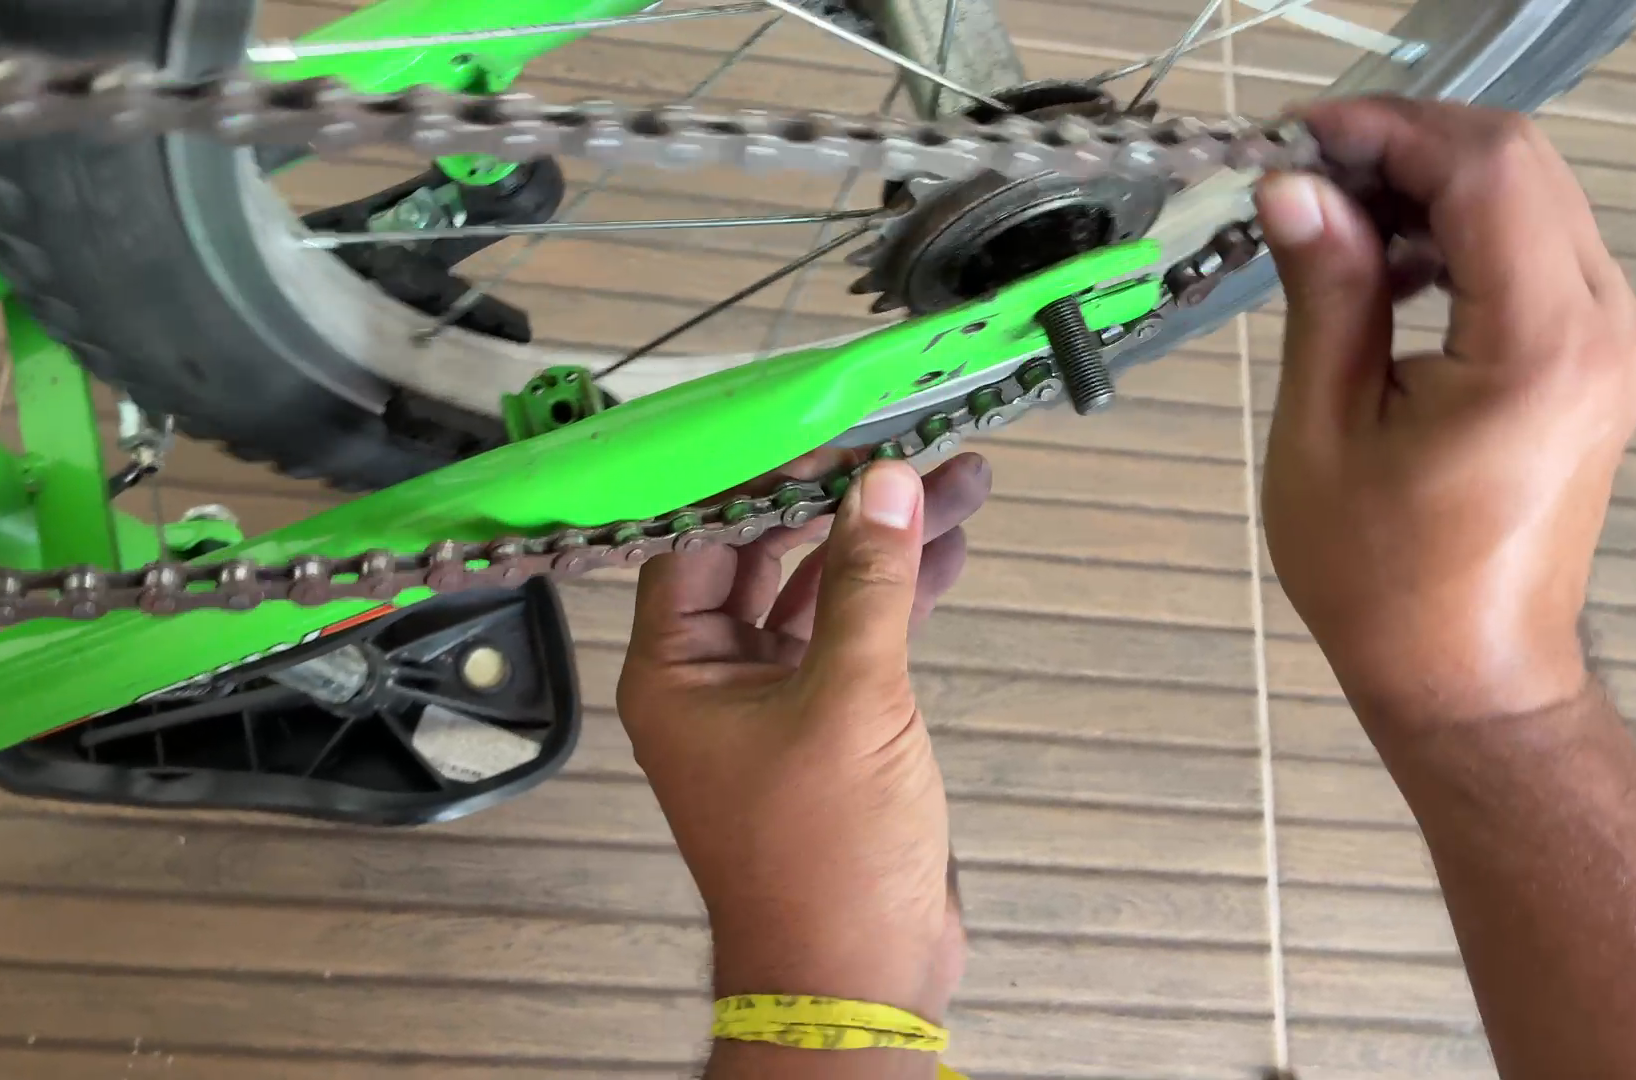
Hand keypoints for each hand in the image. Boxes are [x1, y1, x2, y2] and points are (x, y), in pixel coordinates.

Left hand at [616, 453, 990, 1021]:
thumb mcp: (849, 700)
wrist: (863, 974)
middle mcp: (714, 669)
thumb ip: (866, 584)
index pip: (704, 538)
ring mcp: (775, 687)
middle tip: (906, 455)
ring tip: (958, 485)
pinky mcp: (827, 709)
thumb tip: (884, 485)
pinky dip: (902, 593)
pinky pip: (859, 630)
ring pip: (826, 588)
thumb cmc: (827, 854)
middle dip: (844, 505)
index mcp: (678, 666)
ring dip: (887, 543)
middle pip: (774, 553)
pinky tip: (950, 551)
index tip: (827, 437)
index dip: (760, 482)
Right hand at [1254, 98, 1635, 729]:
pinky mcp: (1596, 362)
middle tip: (1299, 177)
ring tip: (1326, 229)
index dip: (1389, 130)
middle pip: (1520, 173)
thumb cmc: (1370, 568)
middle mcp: (1607, 322)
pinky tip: (1384, 277)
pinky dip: (1454, 242)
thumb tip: (1294, 190)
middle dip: (1403, 151)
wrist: (1461, 665)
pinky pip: (1532, 260)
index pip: (1486, 171)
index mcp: (1536, 344)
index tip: (1296, 136)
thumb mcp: (1322, 429)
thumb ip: (1325, 296)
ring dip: (1425, 195)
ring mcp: (1615, 341)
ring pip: (1530, 208)